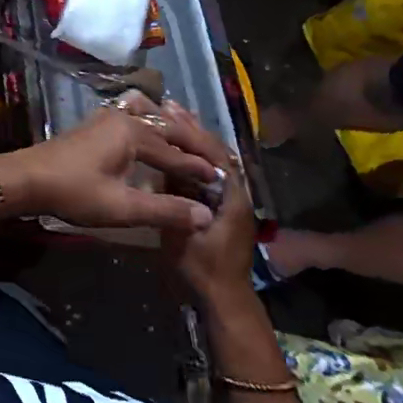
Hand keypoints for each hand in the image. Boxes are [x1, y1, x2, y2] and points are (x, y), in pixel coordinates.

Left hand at [0, 96, 219, 233]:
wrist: (26, 179)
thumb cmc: (74, 192)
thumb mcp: (121, 207)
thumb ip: (164, 210)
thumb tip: (205, 216)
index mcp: (133, 132)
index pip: (176, 153)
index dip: (199, 170)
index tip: (222, 183)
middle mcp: (123, 118)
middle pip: (166, 131)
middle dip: (189, 148)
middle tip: (211, 165)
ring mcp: (106, 118)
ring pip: (148, 121)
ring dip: (169, 134)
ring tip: (186, 150)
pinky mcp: (95, 126)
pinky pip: (132, 120)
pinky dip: (149, 128)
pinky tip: (150, 139)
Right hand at [157, 100, 261, 303]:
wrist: (224, 296)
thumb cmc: (203, 268)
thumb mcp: (182, 236)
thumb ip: (176, 202)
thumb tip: (164, 169)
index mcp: (232, 197)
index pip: (214, 154)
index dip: (192, 133)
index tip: (169, 116)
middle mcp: (237, 191)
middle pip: (217, 150)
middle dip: (194, 128)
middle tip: (169, 106)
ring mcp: (233, 198)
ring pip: (216, 158)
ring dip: (196, 137)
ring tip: (174, 116)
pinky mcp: (224, 204)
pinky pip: (211, 169)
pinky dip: (197, 153)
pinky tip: (180, 146)